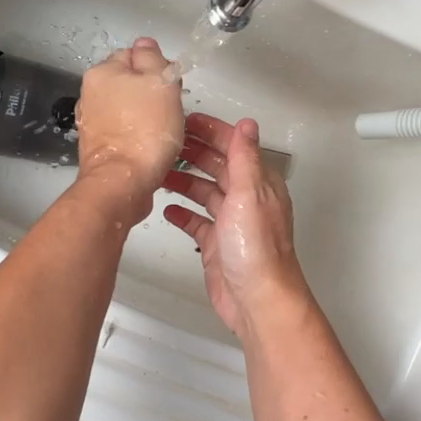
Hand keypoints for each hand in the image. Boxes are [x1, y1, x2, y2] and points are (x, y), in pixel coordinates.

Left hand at [74, 38, 185, 225]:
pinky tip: (148, 148)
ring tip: (160, 133)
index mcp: (101, 72)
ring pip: (128, 110)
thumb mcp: (159, 81)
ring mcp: (92, 123)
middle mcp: (90, 95)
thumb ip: (152, 57)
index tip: (169, 88)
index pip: (135, 55)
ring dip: (146, 118)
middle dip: (151, 95)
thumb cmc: (145, 131)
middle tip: (167, 112)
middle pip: (130, 83)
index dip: (157, 69)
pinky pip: (124, 133)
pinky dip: (137, 137)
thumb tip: (144, 45)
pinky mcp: (98, 147)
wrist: (122, 183)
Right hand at [162, 114, 307, 334]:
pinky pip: (197, 221)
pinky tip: (169, 210)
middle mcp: (246, 201)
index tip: (188, 121)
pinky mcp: (217, 244)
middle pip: (217, 166)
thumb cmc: (258, 253)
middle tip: (168, 143)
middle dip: (194, 152)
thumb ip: (245, 158)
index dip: (212, 131)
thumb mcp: (250, 195)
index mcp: (258, 184)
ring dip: (184, 181)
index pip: (234, 146)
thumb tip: (247, 125)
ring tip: (161, 173)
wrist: (257, 300)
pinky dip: (182, 213)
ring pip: (205, 192)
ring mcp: (231, 223)